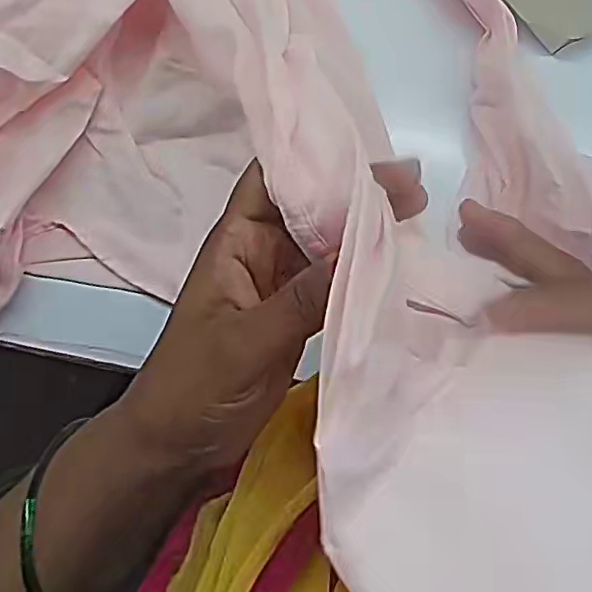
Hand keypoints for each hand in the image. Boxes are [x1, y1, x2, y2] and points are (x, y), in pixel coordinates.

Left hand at [116, 159, 427, 474]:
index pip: (270, 179)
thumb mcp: (244, 343)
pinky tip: (395, 256)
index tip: (356, 143)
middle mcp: (262, 249)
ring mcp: (282, 281)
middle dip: (356, 188)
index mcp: (237, 240)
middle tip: (410, 181)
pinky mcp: (299, 311)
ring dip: (367, 224)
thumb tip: (355, 253)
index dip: (307, 156)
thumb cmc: (191, 387)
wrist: (176, 449)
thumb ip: (299, 301)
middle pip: (311, 205)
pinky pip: (335, 276)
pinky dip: (364, 264)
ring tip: (415, 207)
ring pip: (328, 238)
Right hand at [459, 201, 591, 591]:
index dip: (541, 304)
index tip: (488, 313)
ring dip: (527, 258)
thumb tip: (525, 395)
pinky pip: (580, 310)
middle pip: (583, 277)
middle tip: (470, 216)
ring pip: (580, 286)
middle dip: (524, 244)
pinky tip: (507, 285)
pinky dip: (539, 290)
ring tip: (476, 235)